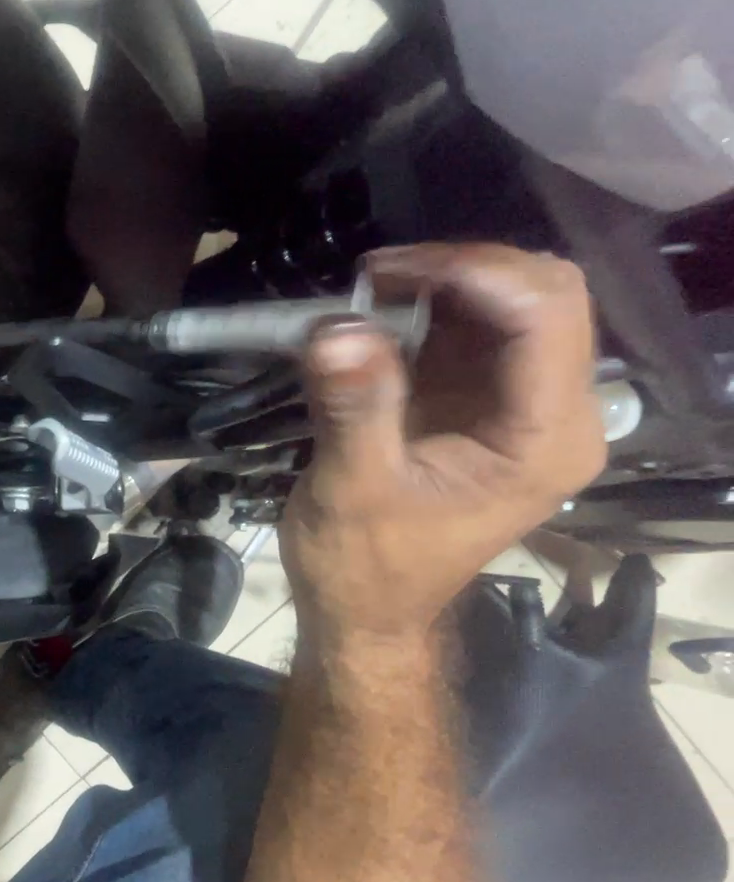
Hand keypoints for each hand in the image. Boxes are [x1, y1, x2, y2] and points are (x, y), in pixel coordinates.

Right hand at [282, 243, 606, 644]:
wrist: (363, 610)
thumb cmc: (364, 563)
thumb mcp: (352, 490)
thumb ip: (353, 409)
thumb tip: (332, 329)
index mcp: (544, 438)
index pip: (546, 317)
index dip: (475, 274)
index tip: (382, 272)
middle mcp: (549, 412)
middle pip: (543, 299)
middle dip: (461, 271)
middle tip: (369, 278)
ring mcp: (513, 406)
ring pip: (509, 308)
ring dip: (439, 287)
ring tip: (362, 293)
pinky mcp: (474, 407)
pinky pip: (467, 336)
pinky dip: (422, 314)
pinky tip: (371, 320)